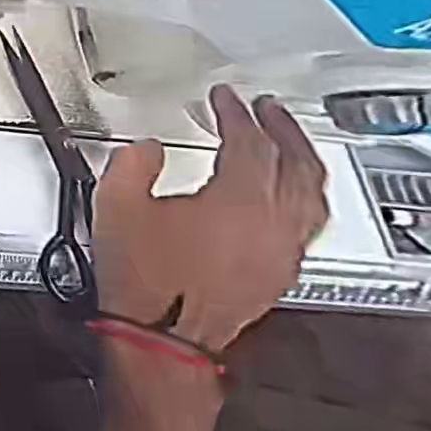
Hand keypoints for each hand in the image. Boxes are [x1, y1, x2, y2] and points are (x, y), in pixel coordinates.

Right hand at [93, 85, 328, 351]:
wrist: (159, 332)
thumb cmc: (142, 275)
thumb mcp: (115, 204)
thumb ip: (133, 164)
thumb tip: (148, 149)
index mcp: (237, 203)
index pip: (250, 144)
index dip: (236, 114)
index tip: (226, 98)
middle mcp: (273, 225)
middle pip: (298, 166)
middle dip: (284, 130)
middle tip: (268, 109)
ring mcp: (282, 251)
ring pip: (315, 196)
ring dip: (303, 162)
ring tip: (289, 145)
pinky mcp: (280, 272)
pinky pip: (309, 223)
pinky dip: (303, 195)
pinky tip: (287, 195)